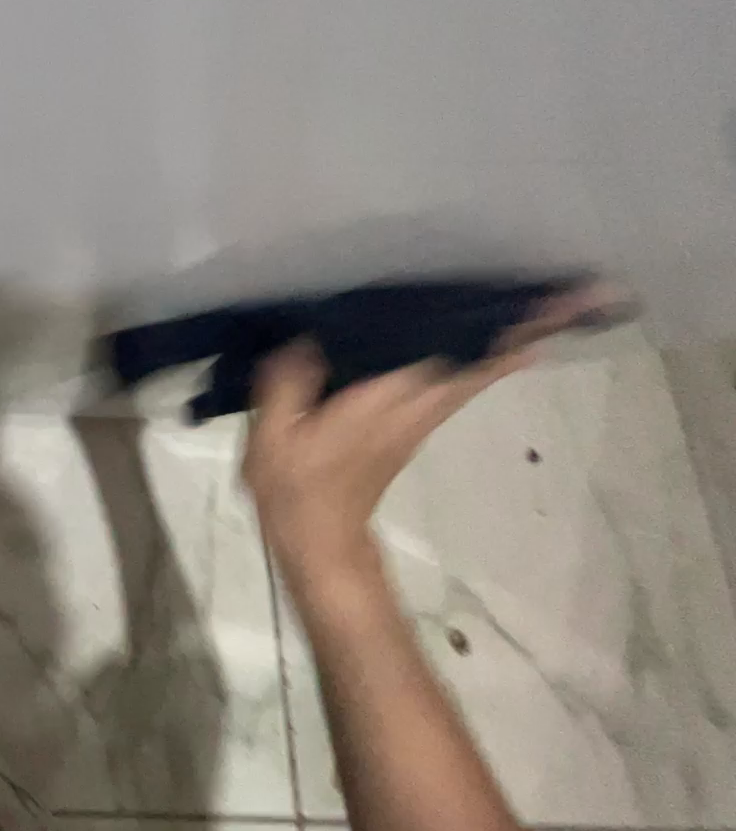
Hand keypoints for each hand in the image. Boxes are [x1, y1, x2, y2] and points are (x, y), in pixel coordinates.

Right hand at [241, 284, 621, 585]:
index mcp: (382, 402)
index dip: (492, 332)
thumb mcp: (273, 434)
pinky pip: (457, 387)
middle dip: (517, 332)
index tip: (533, 301)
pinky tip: (480, 346)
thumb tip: (305, 339)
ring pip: (474, 377)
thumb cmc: (294, 484)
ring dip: (505, 346)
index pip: (447, 359)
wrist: (320, 536)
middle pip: (478, 365)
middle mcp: (416, 408)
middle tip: (558, 294)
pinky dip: (479, 364)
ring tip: (531, 308)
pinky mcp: (414, 429)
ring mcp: (420, 421)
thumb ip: (289, 383)